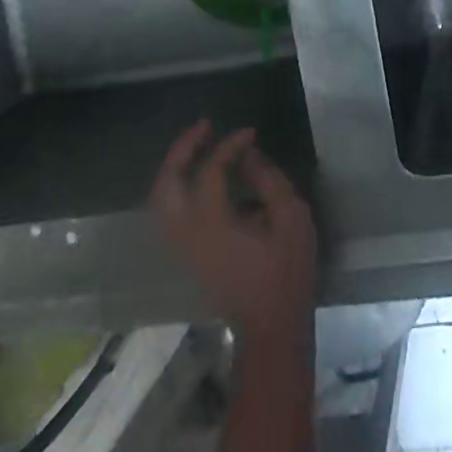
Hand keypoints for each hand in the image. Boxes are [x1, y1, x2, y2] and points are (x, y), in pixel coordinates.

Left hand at [151, 121, 317, 343]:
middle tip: (204, 126)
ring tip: (196, 146)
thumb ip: (268, 182)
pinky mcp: (185, 255)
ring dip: (174, 167)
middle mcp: (187, 232)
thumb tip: (248, 156)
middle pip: (168, 182)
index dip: (229, 146)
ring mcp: (181, 246)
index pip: (210, 171)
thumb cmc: (286, 272)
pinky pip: (166, 212)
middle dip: (183, 149)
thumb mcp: (291, 219)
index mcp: (213, 224)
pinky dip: (174, 186)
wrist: (270, 325)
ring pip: (160, 198)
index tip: (249, 132)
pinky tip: (194, 176)